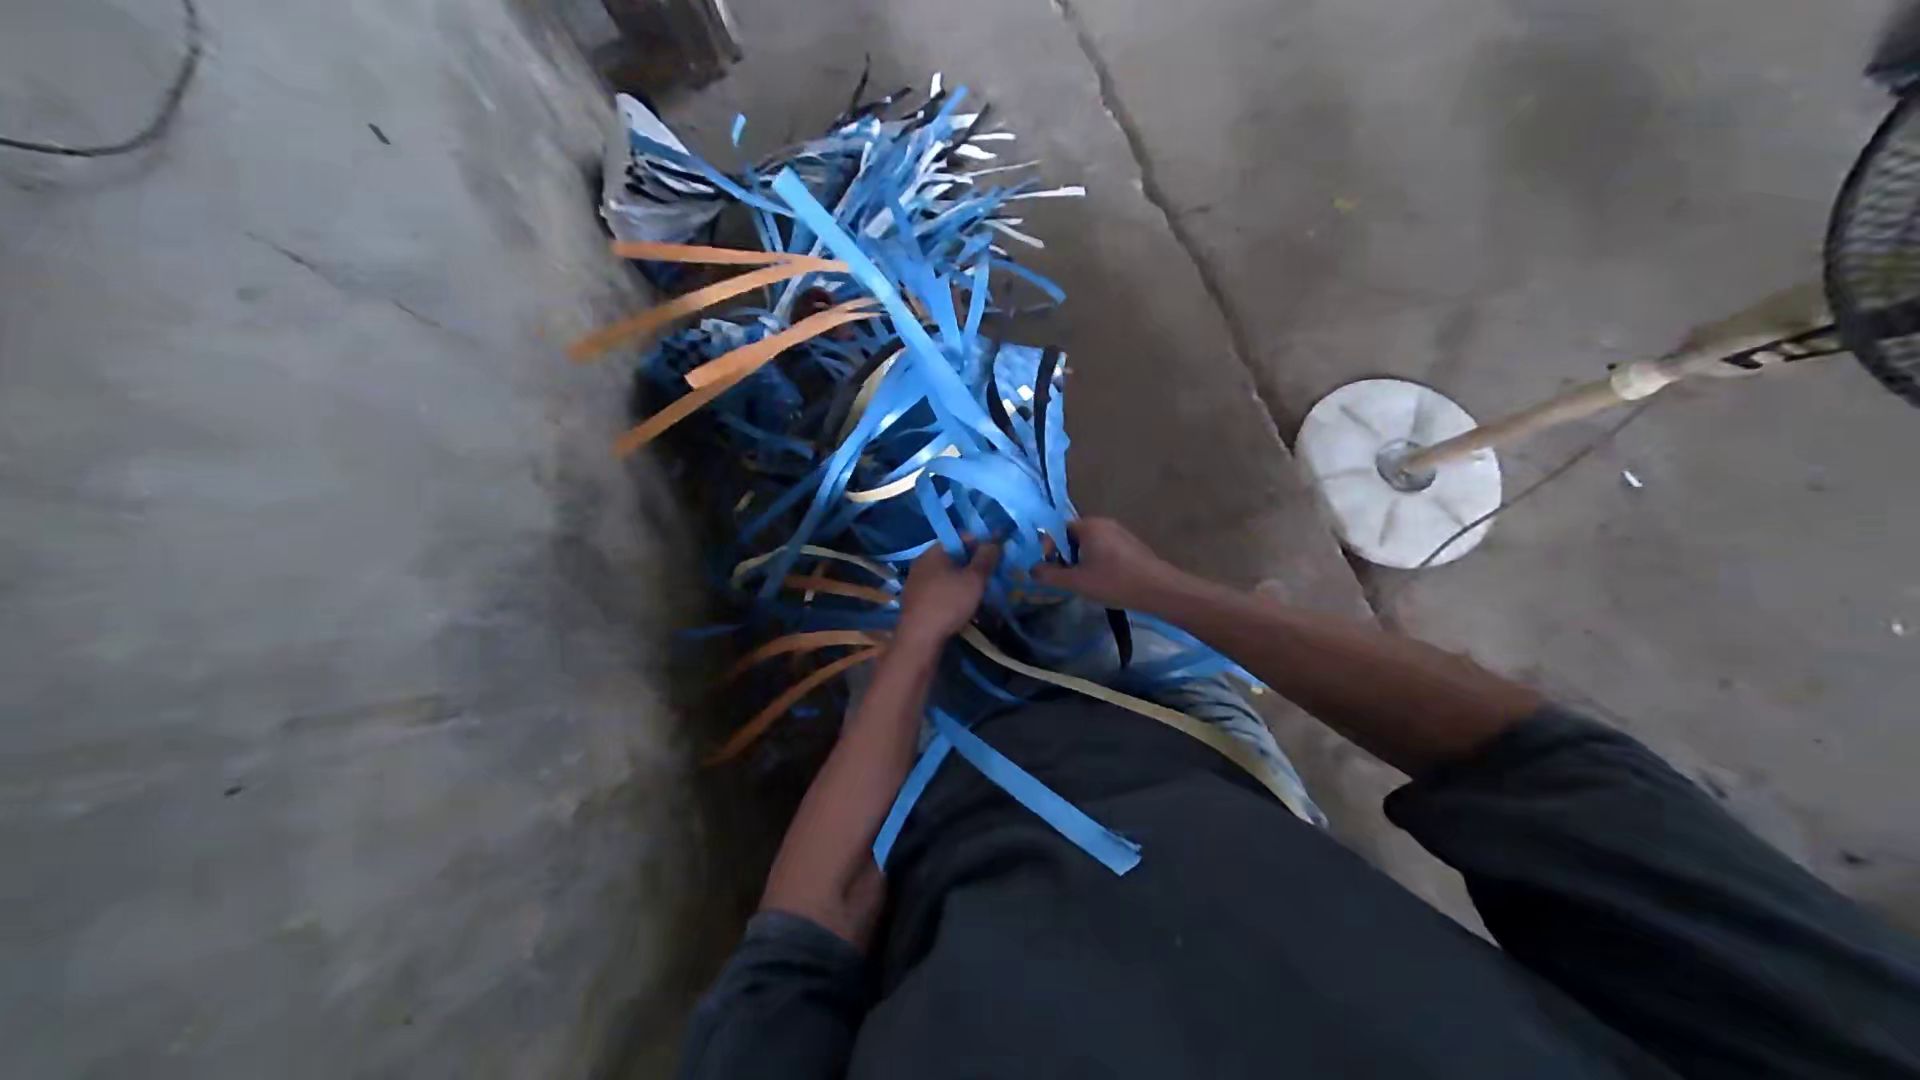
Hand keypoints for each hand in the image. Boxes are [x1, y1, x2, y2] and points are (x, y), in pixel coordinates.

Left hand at [895, 543, 1000, 648]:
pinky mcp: (913, 599)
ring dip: (960, 580)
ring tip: (975, 593)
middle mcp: (921, 562)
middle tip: (986, 576)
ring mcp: (914, 581)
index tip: (992, 558)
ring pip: (944, 574)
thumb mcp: (974, 579)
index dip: (979, 543)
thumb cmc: (949, 602)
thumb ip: (985, 558)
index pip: (959, 537)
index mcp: (934, 551)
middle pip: (951, 556)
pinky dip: (949, 592)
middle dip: (970, 564)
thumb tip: (992, 542)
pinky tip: (958, 605)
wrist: (920, 637)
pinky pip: (936, 589)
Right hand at [1032, 518, 1186, 610]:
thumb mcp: (1076, 582)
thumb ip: (1050, 575)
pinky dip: (1098, 563)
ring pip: (1090, 545)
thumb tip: (1032, 570)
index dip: (1049, 549)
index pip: (1058, 530)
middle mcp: (1104, 523)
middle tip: (1066, 579)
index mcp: (1088, 525)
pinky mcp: (1132, 546)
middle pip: (1073, 537)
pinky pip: (1106, 550)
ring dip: (1082, 562)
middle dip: (1065, 557)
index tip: (1051, 570)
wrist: (1158, 590)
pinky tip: (1104, 582)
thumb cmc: (1113, 582)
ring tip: (1084, 583)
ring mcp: (1120, 533)